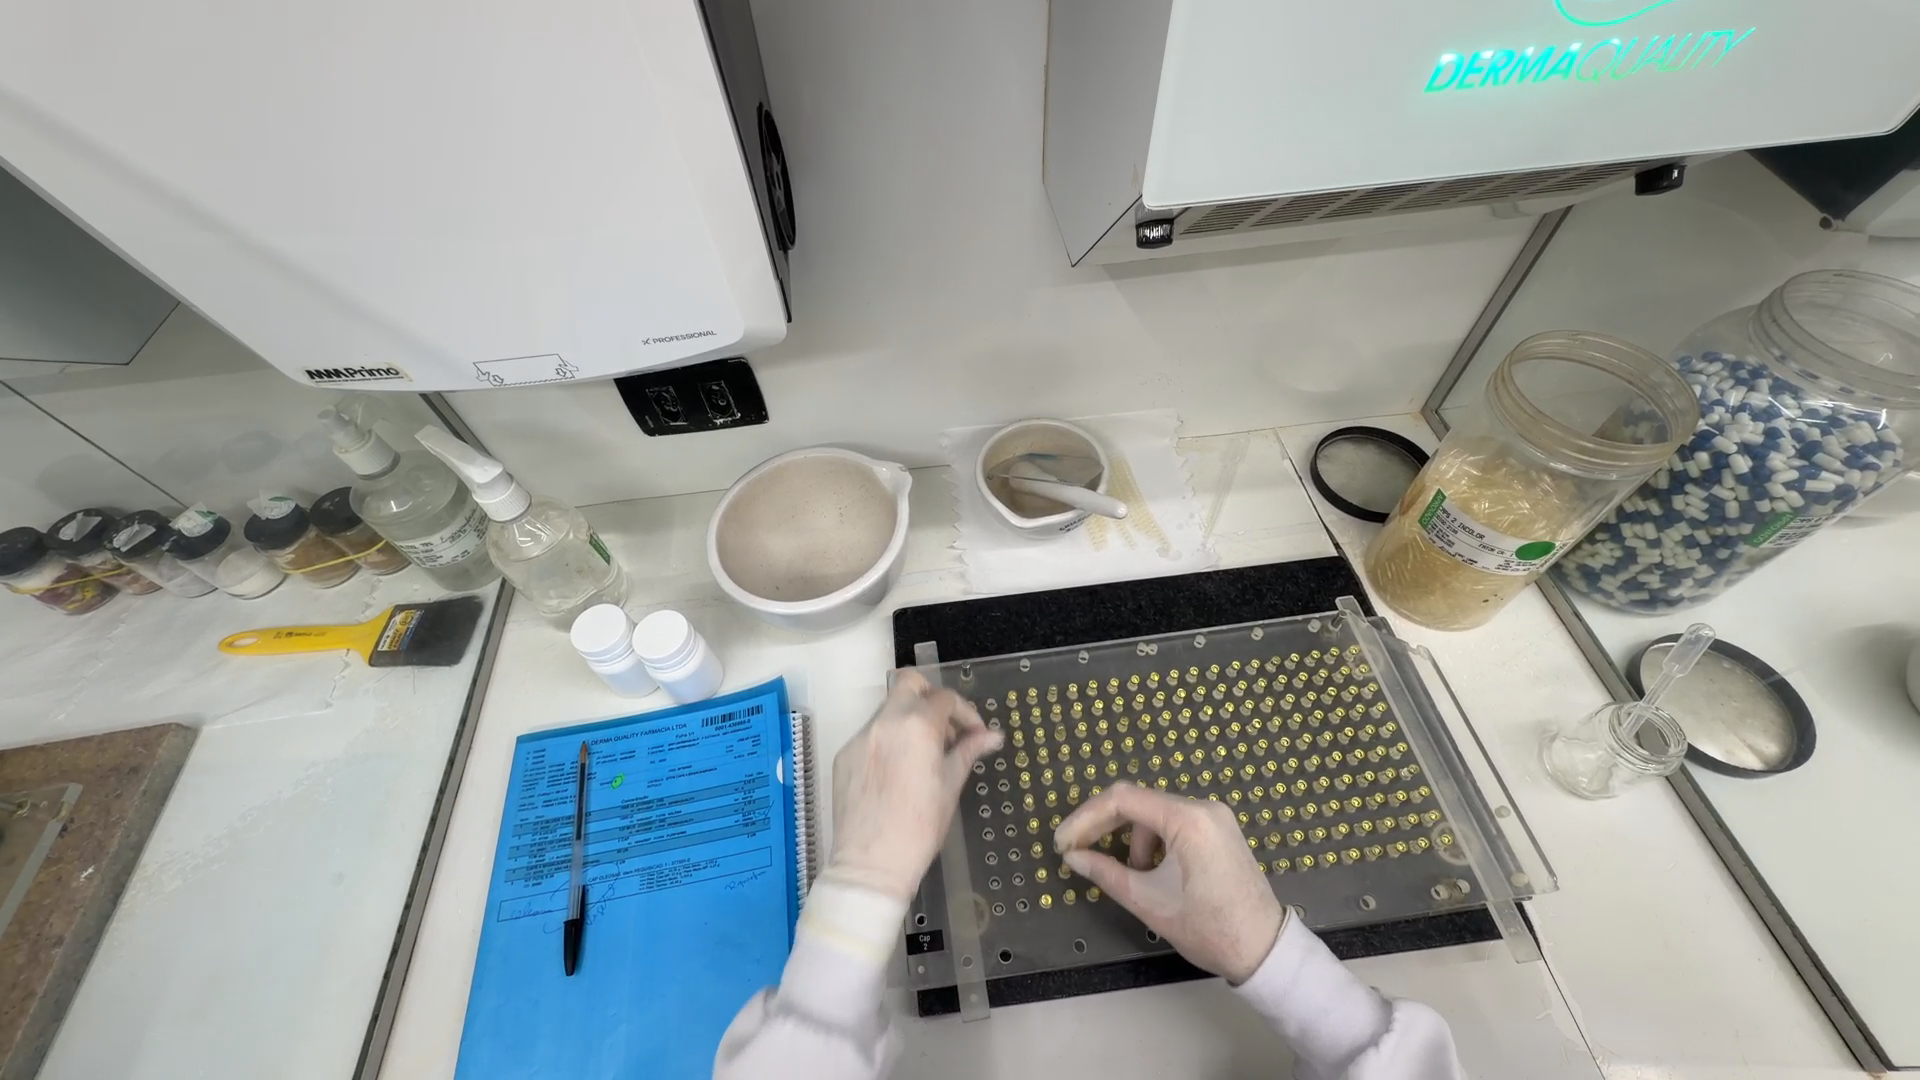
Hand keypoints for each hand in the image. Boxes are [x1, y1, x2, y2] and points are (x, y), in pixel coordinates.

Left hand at [826, 670, 1003, 900]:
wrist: (871, 864)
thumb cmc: (920, 828)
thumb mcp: (950, 786)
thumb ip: (969, 752)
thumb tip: (992, 736)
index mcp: (916, 726)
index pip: (945, 699)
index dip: (965, 713)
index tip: (974, 734)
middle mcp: (885, 722)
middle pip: (909, 683)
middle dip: (931, 696)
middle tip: (945, 726)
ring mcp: (860, 737)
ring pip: (888, 708)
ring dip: (910, 719)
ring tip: (924, 753)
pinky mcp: (844, 755)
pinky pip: (871, 734)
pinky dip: (889, 740)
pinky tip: (898, 770)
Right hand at [1053, 785, 1283, 983]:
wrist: (1265, 952)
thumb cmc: (1208, 929)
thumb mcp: (1149, 902)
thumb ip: (1106, 873)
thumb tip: (1073, 857)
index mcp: (1187, 820)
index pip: (1122, 800)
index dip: (1086, 818)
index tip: (1064, 843)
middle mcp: (1201, 806)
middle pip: (1137, 800)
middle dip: (1103, 825)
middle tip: (1077, 850)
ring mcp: (1213, 815)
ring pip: (1153, 812)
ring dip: (1132, 839)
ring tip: (1133, 876)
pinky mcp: (1218, 827)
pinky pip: (1172, 821)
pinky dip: (1154, 841)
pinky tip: (1153, 870)